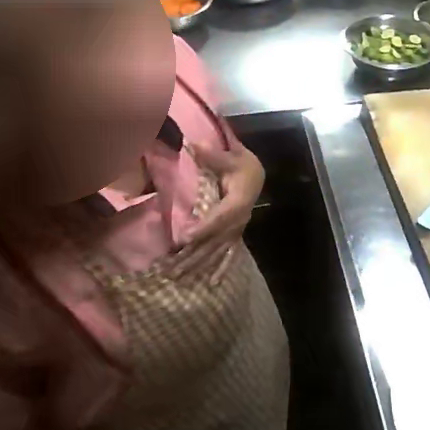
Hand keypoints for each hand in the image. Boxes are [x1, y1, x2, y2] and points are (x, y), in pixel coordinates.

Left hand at [168, 141, 263, 282]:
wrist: (258, 175)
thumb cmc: (243, 164)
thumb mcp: (232, 156)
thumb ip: (213, 154)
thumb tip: (193, 144)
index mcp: (237, 202)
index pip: (218, 217)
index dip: (203, 227)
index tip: (185, 238)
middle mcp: (238, 221)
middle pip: (214, 241)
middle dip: (193, 255)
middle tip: (171, 269)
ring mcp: (237, 231)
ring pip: (216, 251)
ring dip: (198, 265)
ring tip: (179, 278)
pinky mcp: (236, 235)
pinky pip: (229, 255)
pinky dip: (221, 269)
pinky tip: (213, 284)